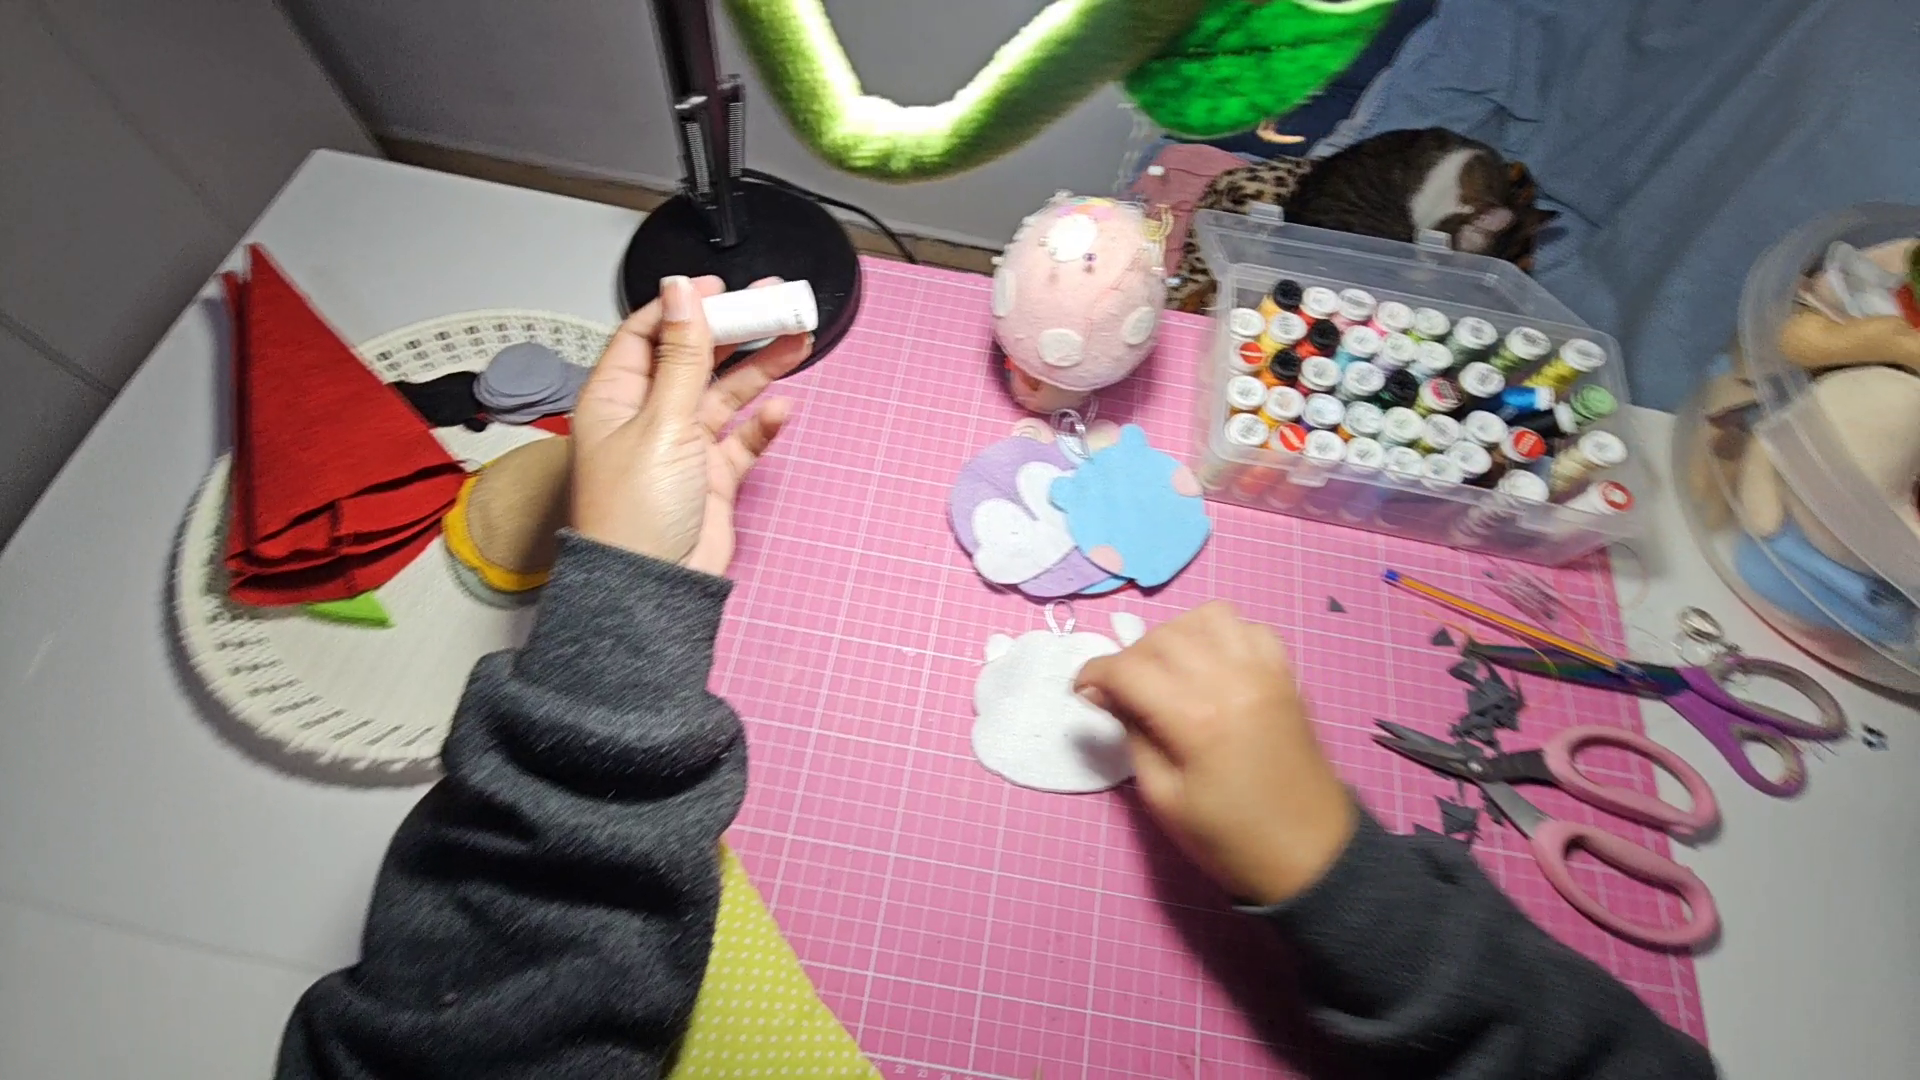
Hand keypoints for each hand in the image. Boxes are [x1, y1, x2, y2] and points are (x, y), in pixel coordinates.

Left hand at [572, 274, 811, 574]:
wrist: (656, 585)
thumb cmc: (638, 509)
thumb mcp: (662, 422)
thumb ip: (682, 357)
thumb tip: (681, 292)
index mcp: (618, 396)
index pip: (648, 333)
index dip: (684, 305)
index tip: (722, 288)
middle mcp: (650, 415)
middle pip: (695, 359)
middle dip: (734, 331)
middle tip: (775, 305)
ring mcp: (683, 445)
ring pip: (726, 395)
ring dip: (759, 370)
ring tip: (797, 342)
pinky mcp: (712, 475)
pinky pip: (743, 439)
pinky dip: (763, 424)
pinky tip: (782, 410)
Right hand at [1075, 601, 1356, 905]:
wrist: (1312, 857)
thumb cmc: (1228, 838)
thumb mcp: (1162, 797)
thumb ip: (1132, 733)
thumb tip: (1105, 693)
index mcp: (1195, 719)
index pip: (1128, 669)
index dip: (1094, 674)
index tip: (1082, 691)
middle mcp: (1230, 681)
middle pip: (1161, 637)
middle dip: (1130, 658)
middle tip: (1124, 691)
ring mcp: (1263, 673)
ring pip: (1206, 617)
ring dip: (1176, 636)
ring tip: (1168, 671)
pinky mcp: (1285, 677)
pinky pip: (1249, 628)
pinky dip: (1222, 636)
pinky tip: (1212, 666)